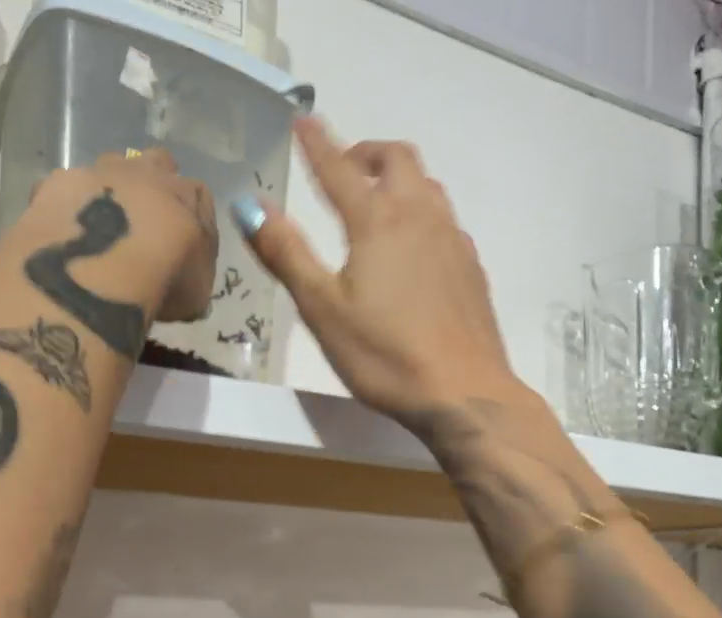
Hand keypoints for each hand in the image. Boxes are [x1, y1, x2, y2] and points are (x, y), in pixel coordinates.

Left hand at [31, 148, 219, 323]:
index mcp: (189, 196)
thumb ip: (193, 276)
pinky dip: (70, 206)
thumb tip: (183, 281)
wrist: (105, 263)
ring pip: (110, 167)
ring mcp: (103, 171)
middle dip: (153, 185)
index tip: (181, 240)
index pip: (197, 196)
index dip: (189, 217)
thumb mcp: (196, 293)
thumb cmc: (166, 279)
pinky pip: (68, 188)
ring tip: (103, 227)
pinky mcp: (61, 182)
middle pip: (156, 164)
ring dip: (110, 189)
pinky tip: (67, 233)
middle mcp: (148, 171)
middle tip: (144, 220)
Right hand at [239, 116, 519, 422]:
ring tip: (376, 200)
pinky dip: (422, 213)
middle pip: (398, 160)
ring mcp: (452, 241)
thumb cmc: (383, 355)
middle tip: (344, 165)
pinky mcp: (471, 268)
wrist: (463, 393)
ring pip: (428, 186)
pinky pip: (444, 220)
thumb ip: (287, 253)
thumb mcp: (322, 308)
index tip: (302, 120)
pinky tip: (412, 247)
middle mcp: (420, 217)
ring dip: (398, 179)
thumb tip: (251, 204)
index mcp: (377, 221)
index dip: (317, 143)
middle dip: (366, 152)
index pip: (339, 169)